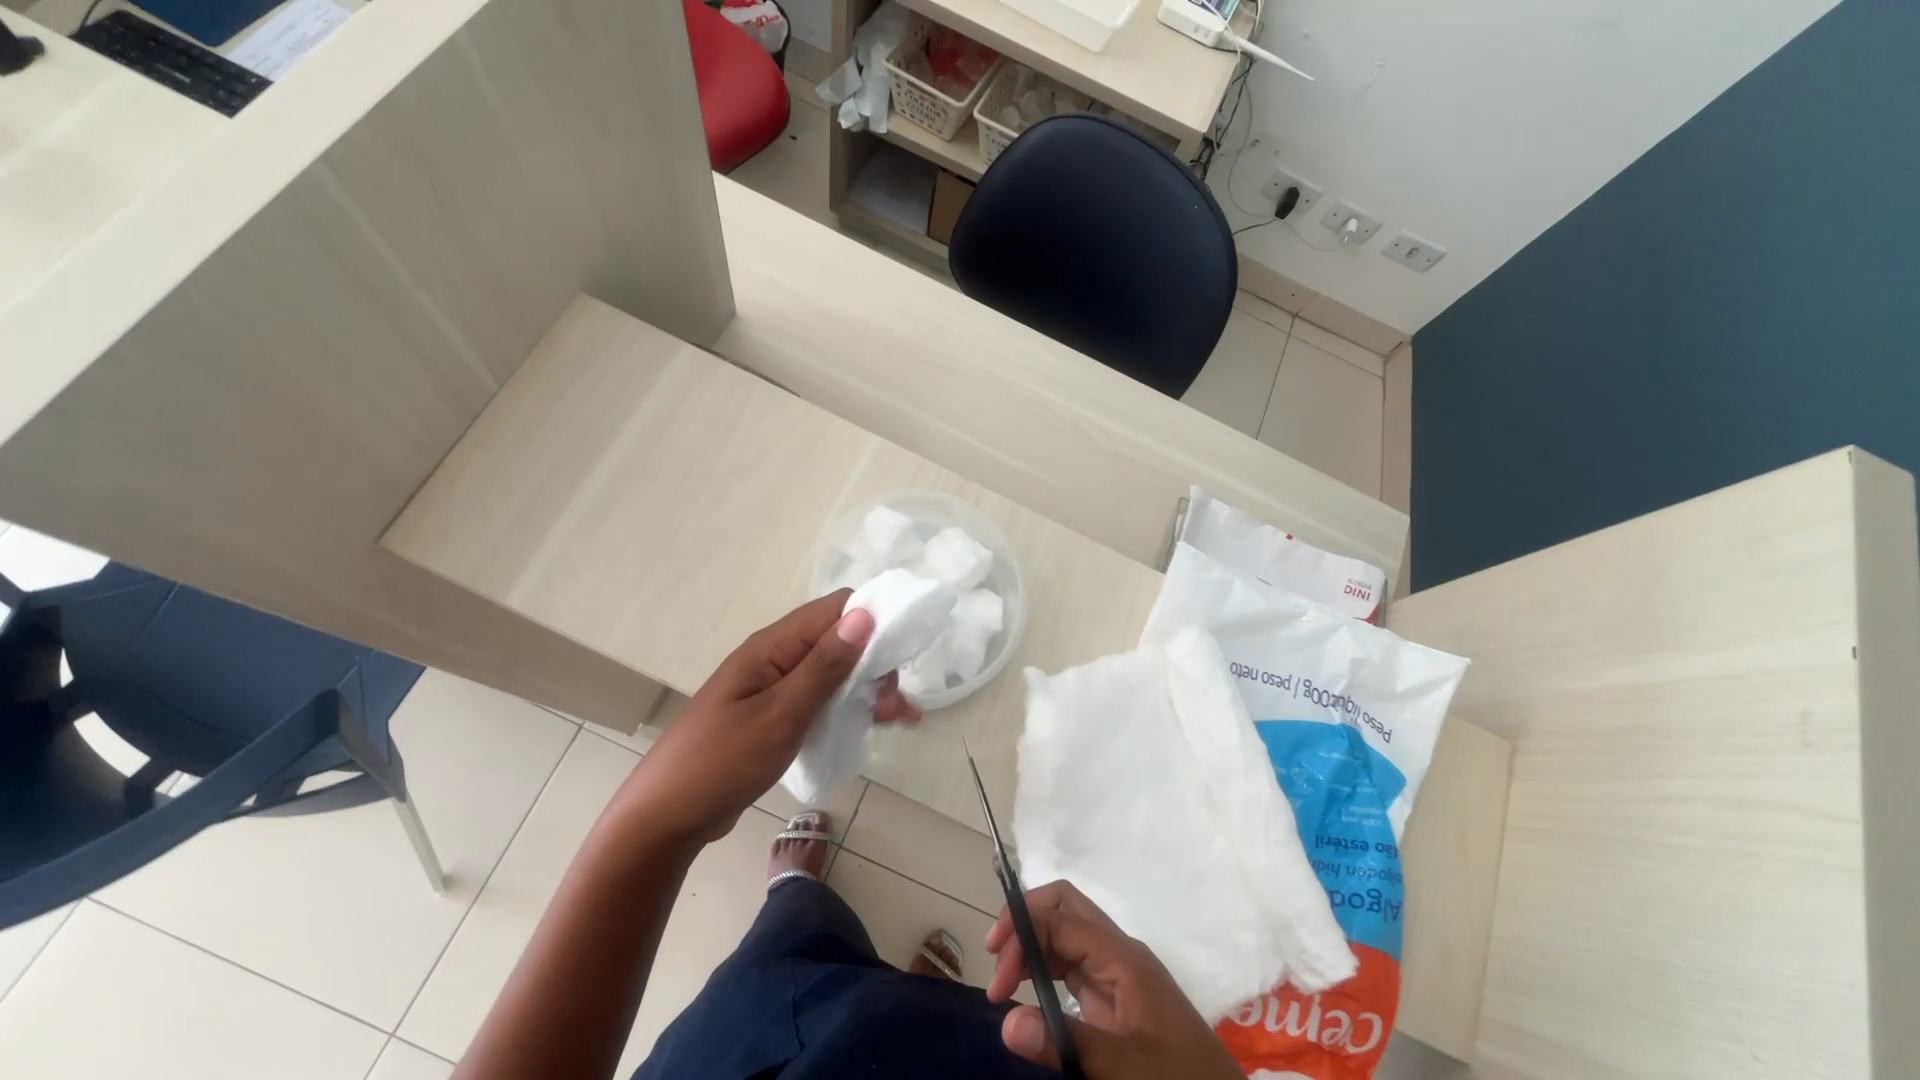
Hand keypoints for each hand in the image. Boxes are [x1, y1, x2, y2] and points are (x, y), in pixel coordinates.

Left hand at [632, 591, 920, 842]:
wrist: (667, 816)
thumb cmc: (722, 762)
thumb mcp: (781, 715)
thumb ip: (824, 667)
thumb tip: (864, 615)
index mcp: (772, 647)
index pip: (834, 609)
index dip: (873, 621)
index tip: (904, 654)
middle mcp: (773, 658)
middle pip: (836, 640)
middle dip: (874, 663)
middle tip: (897, 705)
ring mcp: (771, 688)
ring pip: (830, 672)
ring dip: (864, 689)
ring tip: (896, 719)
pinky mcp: (771, 716)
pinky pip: (816, 700)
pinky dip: (844, 708)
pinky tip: (867, 726)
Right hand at [985, 882, 1241, 1079]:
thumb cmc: (1177, 1076)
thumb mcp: (1123, 1065)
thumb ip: (1065, 1042)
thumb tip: (1005, 1021)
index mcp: (1121, 955)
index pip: (1059, 919)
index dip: (1021, 937)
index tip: (997, 983)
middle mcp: (1117, 952)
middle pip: (1064, 906)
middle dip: (1024, 920)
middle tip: (994, 957)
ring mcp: (1116, 972)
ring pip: (1065, 932)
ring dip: (1030, 945)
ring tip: (1004, 983)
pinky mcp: (1114, 995)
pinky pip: (1071, 963)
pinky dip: (1043, 967)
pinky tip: (1028, 992)